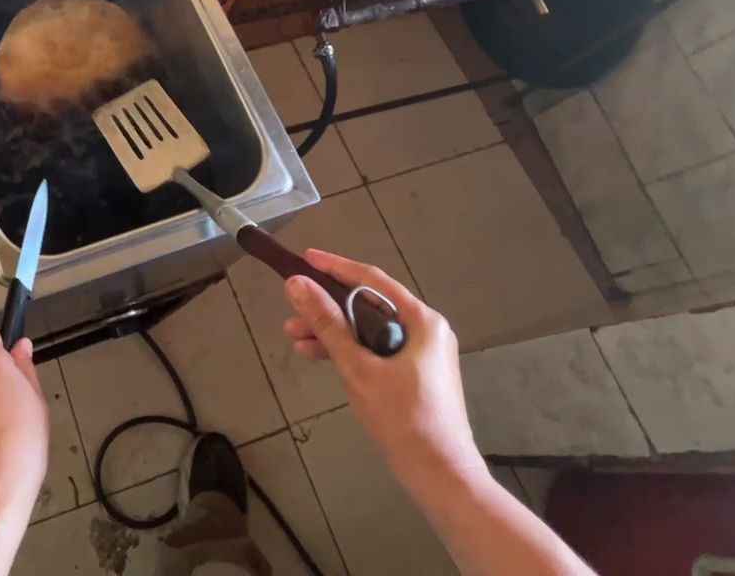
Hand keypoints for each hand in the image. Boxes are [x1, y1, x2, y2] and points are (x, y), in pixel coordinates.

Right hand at [282, 249, 484, 487]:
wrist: (440, 475)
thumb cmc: (402, 417)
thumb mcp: (357, 367)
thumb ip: (327, 323)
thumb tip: (297, 284)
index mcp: (421, 321)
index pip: (372, 280)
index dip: (336, 267)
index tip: (306, 259)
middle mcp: (424, 330)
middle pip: (368, 305)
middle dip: (327, 307)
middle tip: (294, 306)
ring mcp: (420, 353)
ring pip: (367, 329)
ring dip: (332, 331)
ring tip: (295, 336)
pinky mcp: (414, 373)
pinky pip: (374, 349)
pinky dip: (347, 350)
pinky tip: (317, 355)